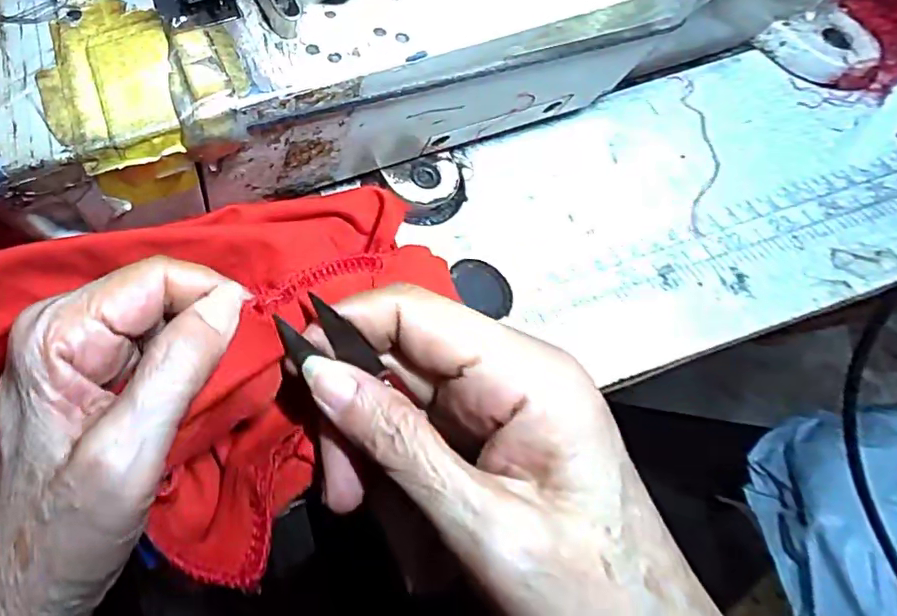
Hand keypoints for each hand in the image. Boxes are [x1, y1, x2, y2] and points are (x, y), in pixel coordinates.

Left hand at [0, 257, 246, 615]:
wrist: (21, 590)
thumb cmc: (62, 535)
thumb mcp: (127, 454)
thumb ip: (177, 369)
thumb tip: (229, 301)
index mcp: (54, 330)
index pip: (148, 277)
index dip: (208, 290)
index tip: (256, 323)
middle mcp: (56, 322)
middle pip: (150, 292)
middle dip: (204, 316)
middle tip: (251, 354)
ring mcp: (67, 345)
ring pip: (151, 316)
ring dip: (195, 340)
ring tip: (230, 374)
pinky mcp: (82, 370)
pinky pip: (143, 344)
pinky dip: (178, 360)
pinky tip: (198, 386)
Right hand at [299, 285, 715, 615]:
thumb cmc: (599, 600)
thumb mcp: (487, 527)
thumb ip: (397, 443)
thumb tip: (316, 370)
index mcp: (526, 372)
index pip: (410, 309)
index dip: (345, 326)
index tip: (297, 369)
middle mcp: (504, 370)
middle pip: (389, 356)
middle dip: (352, 414)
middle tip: (337, 483)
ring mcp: (489, 400)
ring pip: (387, 393)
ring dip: (362, 450)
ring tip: (359, 507)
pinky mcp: (476, 431)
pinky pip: (404, 426)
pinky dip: (384, 467)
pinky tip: (395, 520)